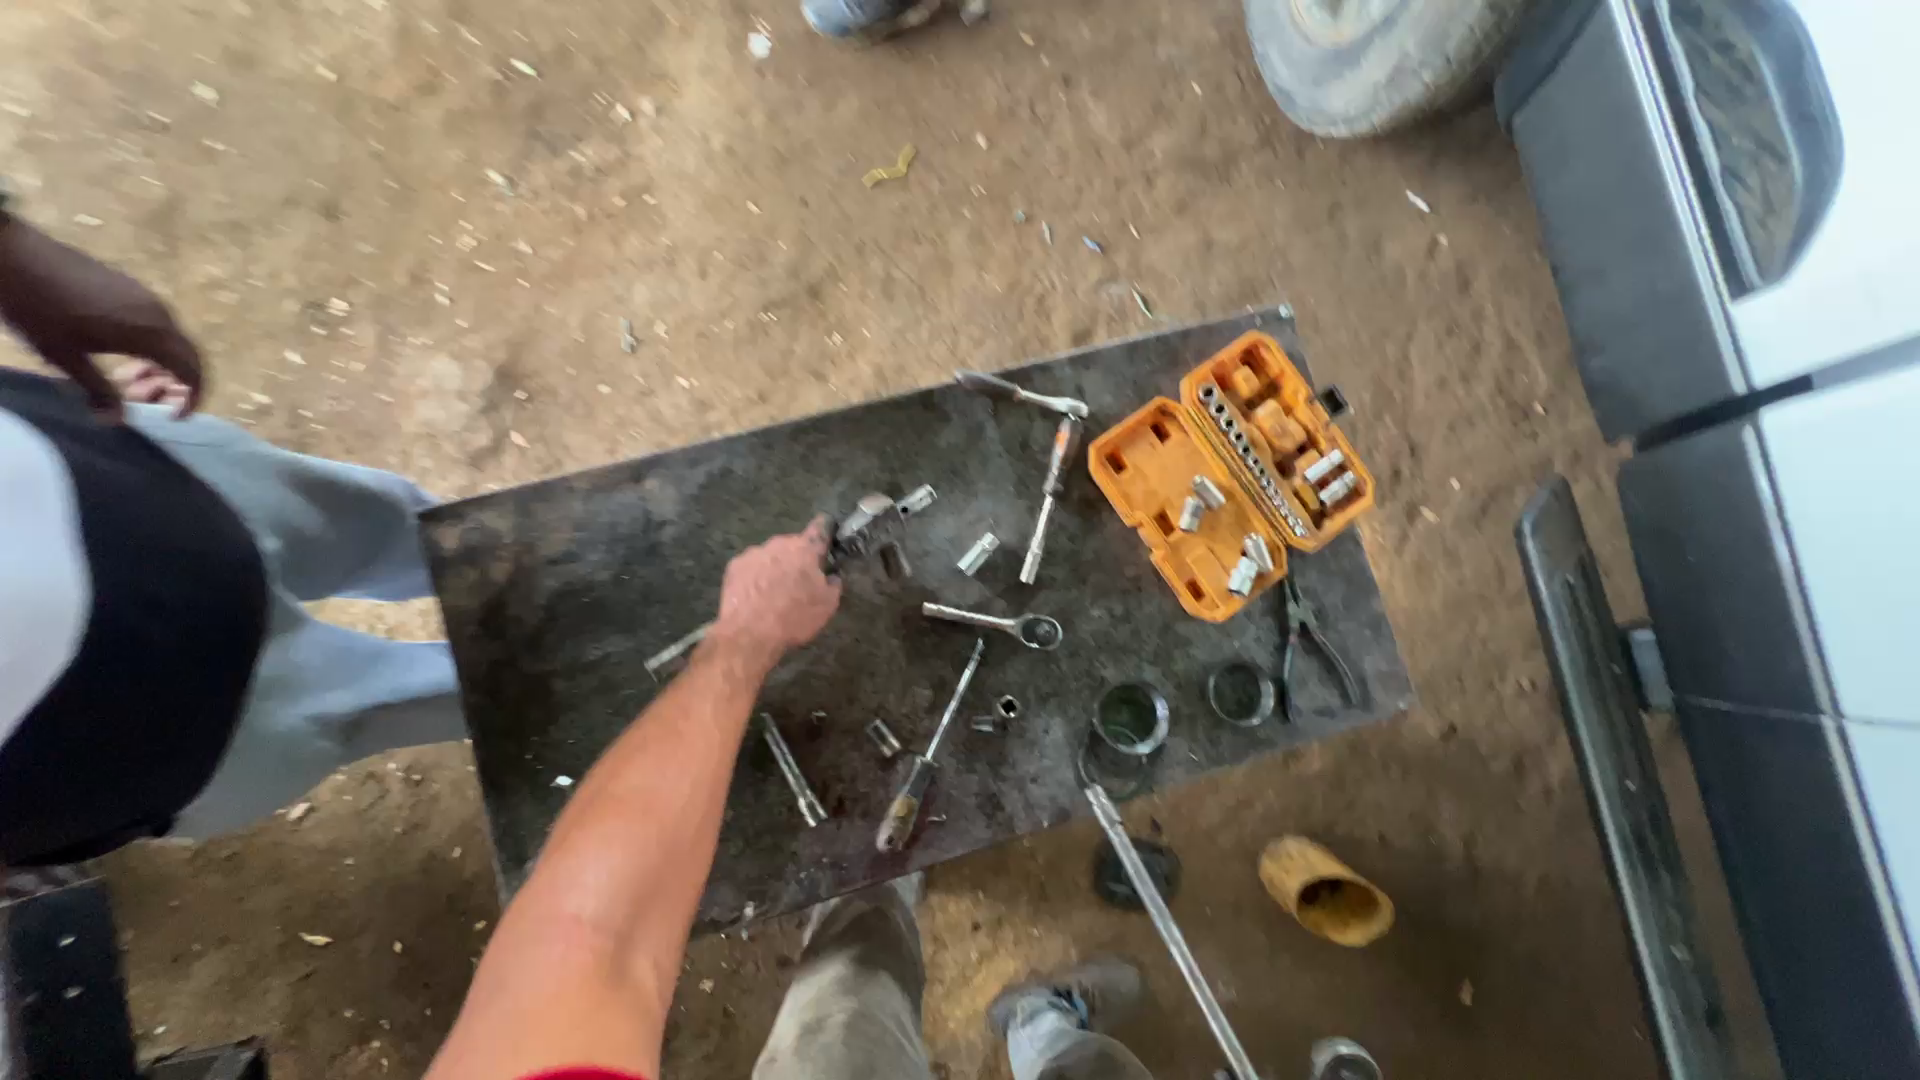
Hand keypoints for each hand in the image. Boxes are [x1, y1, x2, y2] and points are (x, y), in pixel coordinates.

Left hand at [0, 217, 203, 418]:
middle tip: (147, 399)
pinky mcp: (132, 288)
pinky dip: (149, 345)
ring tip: (127, 376)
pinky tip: (118, 348)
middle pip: (188, 357)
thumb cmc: (36, 310)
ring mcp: (148, 300)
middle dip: (177, 383)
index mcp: (152, 337)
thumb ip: (97, 390)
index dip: (191, 399)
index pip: (193, 374)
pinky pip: (156, 324)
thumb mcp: (63, 356)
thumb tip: (117, 422)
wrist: (8, 254)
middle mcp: (162, 318)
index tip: (174, 416)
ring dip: (160, 364)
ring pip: (171, 340)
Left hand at [710, 517, 843, 667]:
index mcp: (805, 549)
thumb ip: (833, 584)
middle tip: (800, 581)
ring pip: (771, 556)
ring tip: (774, 593)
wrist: (750, 633)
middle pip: (793, 545)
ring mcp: (754, 553)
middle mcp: (779, 544)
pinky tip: (756, 596)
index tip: (827, 532)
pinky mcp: (734, 566)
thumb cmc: (794, 617)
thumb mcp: (827, 605)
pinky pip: (751, 567)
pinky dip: (755, 576)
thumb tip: (830, 576)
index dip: (825, 529)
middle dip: (798, 558)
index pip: (820, 528)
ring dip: (775, 567)